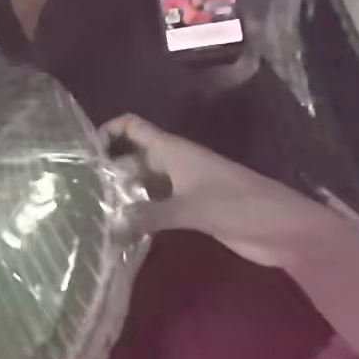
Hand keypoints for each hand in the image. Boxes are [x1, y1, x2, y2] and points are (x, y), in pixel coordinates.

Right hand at [105, 116, 358, 358]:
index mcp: (174, 150)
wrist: (284, 230)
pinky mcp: (190, 211)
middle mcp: (173, 164)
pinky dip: (137, 215)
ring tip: (89, 214)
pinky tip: (119, 232)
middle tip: (75, 193)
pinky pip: (154, 207)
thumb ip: (150, 215)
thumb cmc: (241, 206)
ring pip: (142, 184)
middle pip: (132, 157)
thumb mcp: (192, 208)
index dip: (107, 131)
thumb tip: (108, 225)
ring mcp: (181, 188)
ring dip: (121, 195)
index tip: (80, 152)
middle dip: (107, 170)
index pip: (133, 127)